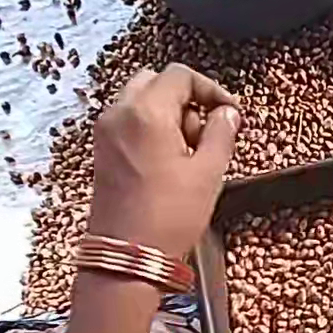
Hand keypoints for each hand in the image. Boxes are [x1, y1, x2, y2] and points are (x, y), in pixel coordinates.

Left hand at [87, 63, 240, 257]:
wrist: (127, 257)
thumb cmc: (169, 217)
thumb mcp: (208, 174)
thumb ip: (221, 134)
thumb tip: (228, 113)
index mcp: (146, 112)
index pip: (180, 75)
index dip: (211, 89)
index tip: (230, 113)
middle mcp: (119, 114)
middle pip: (157, 83)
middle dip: (187, 100)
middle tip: (208, 133)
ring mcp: (106, 133)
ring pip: (142, 102)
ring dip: (170, 115)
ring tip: (191, 154)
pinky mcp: (102, 153)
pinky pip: (130, 124)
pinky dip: (152, 130)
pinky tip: (170, 164)